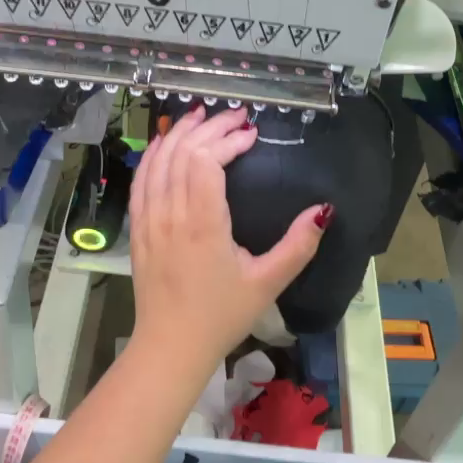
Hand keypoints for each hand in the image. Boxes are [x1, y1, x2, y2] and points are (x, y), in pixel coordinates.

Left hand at [127, 106, 329, 380]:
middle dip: (209, 127)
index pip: (206, 161)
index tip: (251, 135)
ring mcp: (150, 219)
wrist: (171, 346)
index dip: (228, 140)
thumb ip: (298, 246)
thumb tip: (324, 210)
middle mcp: (172, 214)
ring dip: (179, 134)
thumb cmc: (221, 315)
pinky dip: (153, 155)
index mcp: (203, 224)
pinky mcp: (138, 228)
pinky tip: (164, 144)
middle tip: (235, 117)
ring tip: (201, 116)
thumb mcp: (268, 283)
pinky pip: (141, 180)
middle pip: (183, 152)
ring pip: (159, 161)